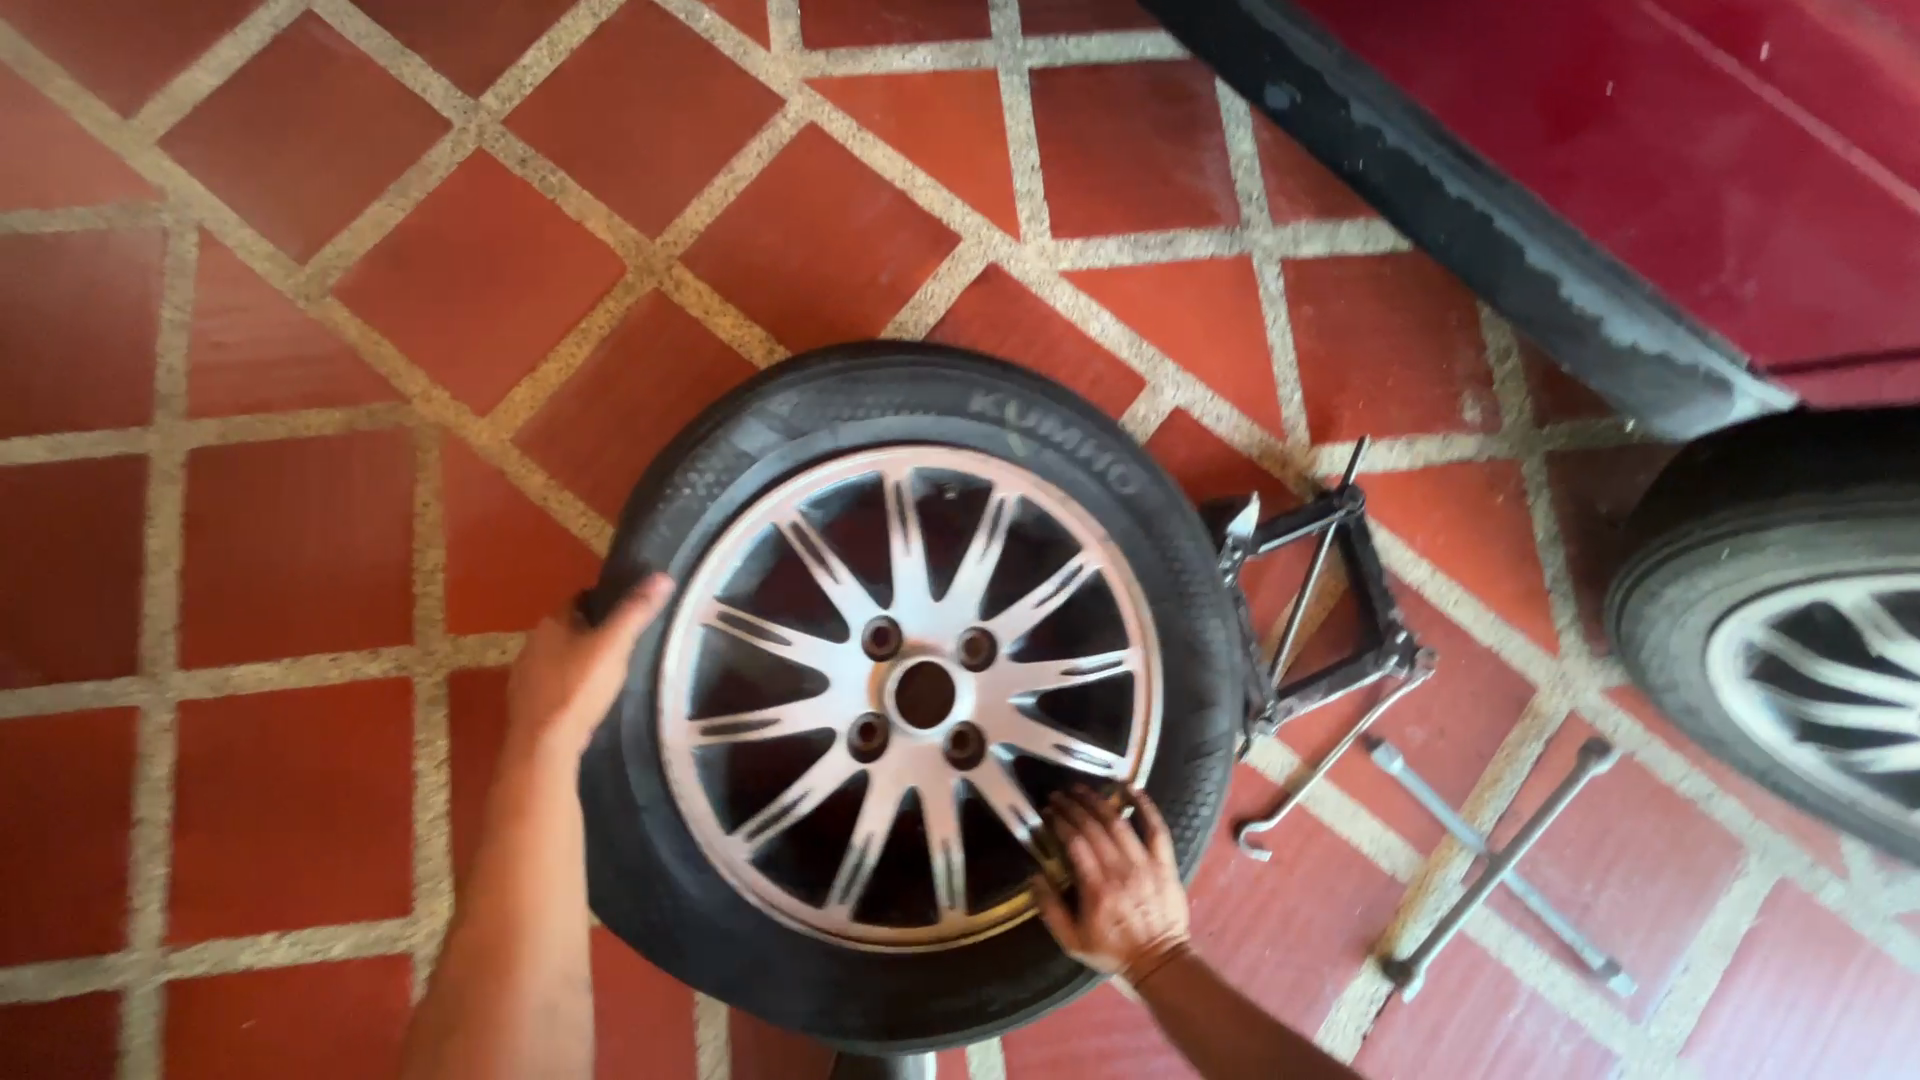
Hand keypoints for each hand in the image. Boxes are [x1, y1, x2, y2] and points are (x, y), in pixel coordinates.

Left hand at [505, 575, 674, 758]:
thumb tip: (663, 576)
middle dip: (591, 630)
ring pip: (558, 656)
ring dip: (578, 657)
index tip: (625, 609)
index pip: (578, 599)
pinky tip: (586, 695)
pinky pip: (552, 682)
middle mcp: (532, 643)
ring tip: (609, 667)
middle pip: (567, 627)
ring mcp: (525, 675)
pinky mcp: (527, 703)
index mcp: (551, 624)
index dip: (601, 600)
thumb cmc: (579, 687)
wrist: (544, 743)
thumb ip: (636, 611)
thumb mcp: (615, 645)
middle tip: (623, 639)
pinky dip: (568, 683)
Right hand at [1031, 785, 1190, 986]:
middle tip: (1058, 794)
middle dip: (1072, 806)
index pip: (1074, 842)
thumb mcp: (1072, 942)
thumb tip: (1034, 877)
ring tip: (1081, 788)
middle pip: (1093, 826)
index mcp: (1096, 889)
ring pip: (1118, 822)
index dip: (1059, 821)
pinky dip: (1145, 806)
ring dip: (1098, 801)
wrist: (1161, 963)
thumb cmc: (1113, 951)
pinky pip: (1156, 829)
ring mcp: (1145, 864)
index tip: (1047, 811)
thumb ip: (1050, 910)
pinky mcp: (1164, 863)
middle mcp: (1120, 870)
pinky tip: (1131, 788)